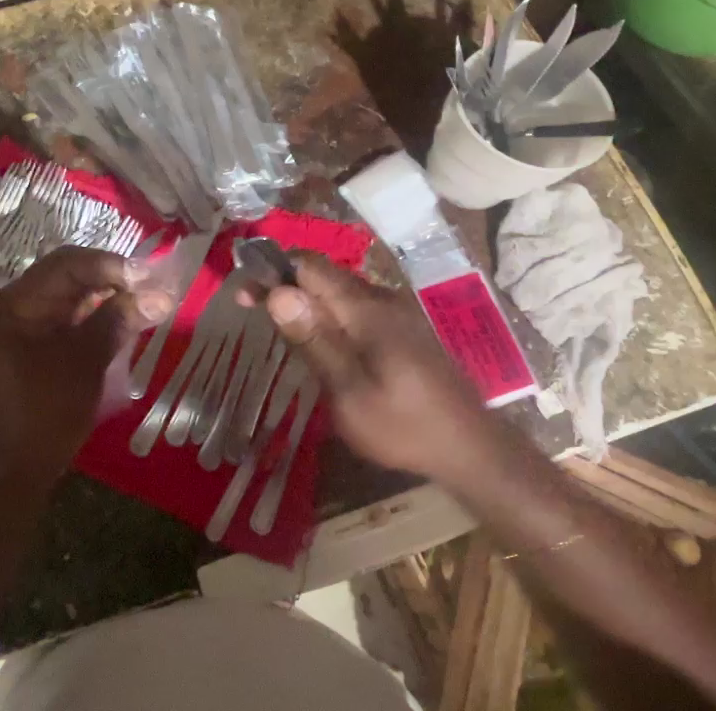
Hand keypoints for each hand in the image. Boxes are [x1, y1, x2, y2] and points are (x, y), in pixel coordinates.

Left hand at [0, 246, 172, 484]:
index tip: (152, 276)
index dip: (112, 265)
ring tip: (150, 297)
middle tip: (156, 284)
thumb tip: (162, 294)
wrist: (16, 468)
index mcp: (17, 302)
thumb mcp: (84, 363)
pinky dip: (102, 312)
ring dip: (112, 293)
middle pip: (72, 273)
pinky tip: (129, 316)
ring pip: (76, 292)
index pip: (68, 264)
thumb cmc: (45, 414)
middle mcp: (19, 303)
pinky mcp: (41, 341)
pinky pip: (74, 314)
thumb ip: (118, 321)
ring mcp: (28, 322)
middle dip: (115, 276)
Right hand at [254, 253, 497, 481]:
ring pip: (341, 290)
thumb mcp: (349, 391)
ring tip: (280, 324)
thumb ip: (314, 340)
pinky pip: (357, 307)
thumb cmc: (403, 425)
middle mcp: (383, 300)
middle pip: (325, 275)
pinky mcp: (406, 330)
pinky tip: (321, 338)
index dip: (273, 270)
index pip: (311, 266)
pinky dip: (329, 312)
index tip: (244, 291)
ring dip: (307, 298)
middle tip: (252, 307)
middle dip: (285, 283)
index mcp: (367, 310)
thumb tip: (278, 293)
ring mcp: (398, 313)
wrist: (471, 449)